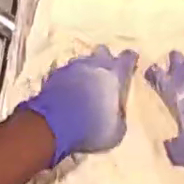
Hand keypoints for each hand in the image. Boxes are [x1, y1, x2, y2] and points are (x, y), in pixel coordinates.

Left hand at [19, 46, 137, 165]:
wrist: (52, 124)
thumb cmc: (91, 128)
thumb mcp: (116, 131)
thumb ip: (119, 114)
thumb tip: (116, 110)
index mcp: (114, 75)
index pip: (128, 58)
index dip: (130, 60)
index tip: (131, 64)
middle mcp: (95, 64)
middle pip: (103, 52)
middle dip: (106, 59)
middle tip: (106, 75)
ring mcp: (73, 66)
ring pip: (84, 60)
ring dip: (87, 69)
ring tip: (85, 85)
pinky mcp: (56, 73)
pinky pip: (67, 71)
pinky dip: (70, 78)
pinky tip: (68, 91)